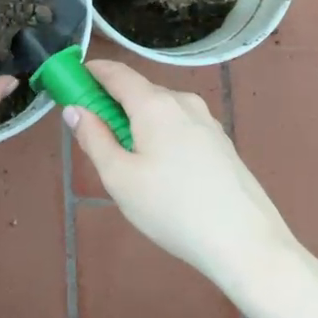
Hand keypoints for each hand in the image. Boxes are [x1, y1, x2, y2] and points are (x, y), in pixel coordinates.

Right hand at [66, 59, 298, 278]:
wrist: (248, 246)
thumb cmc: (173, 210)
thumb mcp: (119, 178)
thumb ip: (93, 138)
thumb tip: (74, 110)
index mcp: (154, 104)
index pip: (115, 72)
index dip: (89, 72)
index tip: (69, 83)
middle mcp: (183, 102)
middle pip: (138, 91)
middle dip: (111, 104)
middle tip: (93, 136)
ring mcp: (208, 122)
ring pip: (160, 111)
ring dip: (137, 123)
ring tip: (129, 163)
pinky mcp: (222, 144)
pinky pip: (180, 126)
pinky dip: (160, 135)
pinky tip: (162, 174)